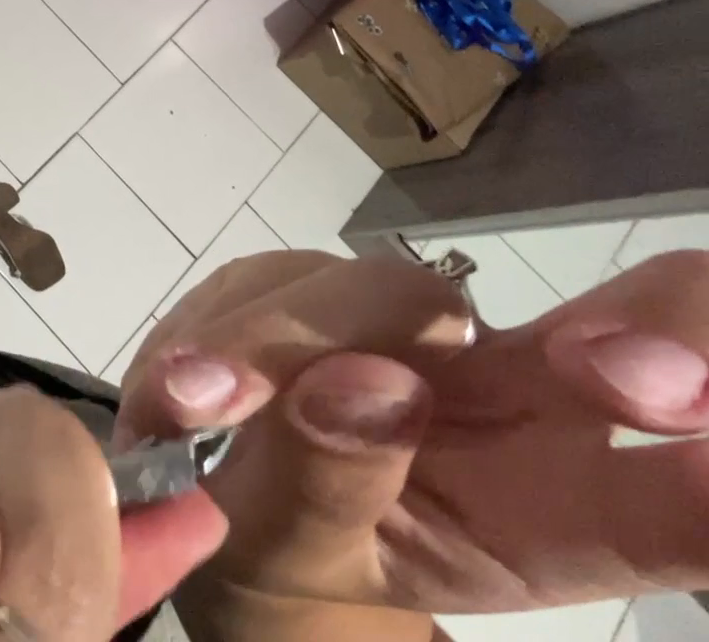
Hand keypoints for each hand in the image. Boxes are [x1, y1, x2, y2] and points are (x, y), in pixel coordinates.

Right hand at [116, 248, 708, 619]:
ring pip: (392, 292)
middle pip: (630, 330)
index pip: (696, 493)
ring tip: (194, 401)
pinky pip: (270, 278)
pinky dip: (215, 323)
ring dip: (288, 334)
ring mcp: (406, 328)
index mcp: (556, 508)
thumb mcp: (299, 556)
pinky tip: (179, 380)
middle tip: (611, 376)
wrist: (198, 488)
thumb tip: (361, 386)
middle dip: (642, 339)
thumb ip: (329, 484)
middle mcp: (508, 401)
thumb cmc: (279, 548)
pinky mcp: (306, 280)